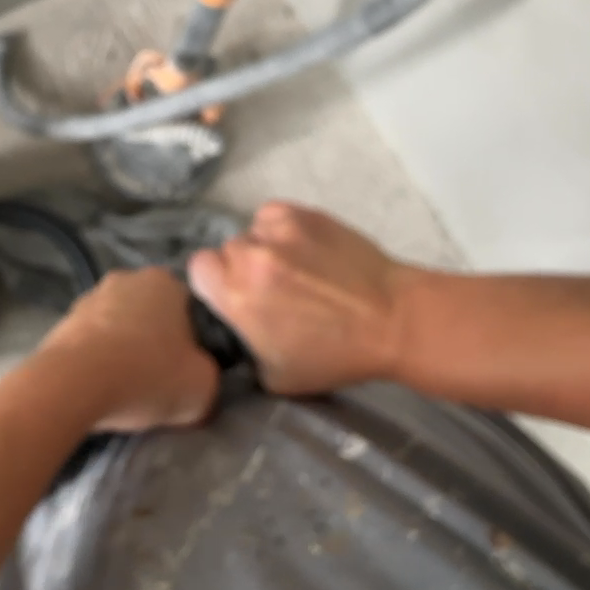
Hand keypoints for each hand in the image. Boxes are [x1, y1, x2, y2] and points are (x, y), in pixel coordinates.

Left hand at [36, 267, 219, 431]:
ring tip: (124, 389)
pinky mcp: (61, 321)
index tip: (189, 370)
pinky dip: (95, 361)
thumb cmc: (147, 374)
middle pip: (152, 315)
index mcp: (166, 281)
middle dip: (155, 342)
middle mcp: (126, 278)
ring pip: (118, 328)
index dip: (193, 342)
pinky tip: (98, 387)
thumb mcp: (203, 387)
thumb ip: (209, 376)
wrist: (73, 384)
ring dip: (122, 350)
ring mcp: (88, 297)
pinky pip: (89, 343)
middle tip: (159, 380)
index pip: (190, 310)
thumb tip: (200, 379)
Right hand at [188, 202, 417, 394]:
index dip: (213, 282)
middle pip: (226, 250)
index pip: (198, 269)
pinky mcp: (304, 214)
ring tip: (294, 268)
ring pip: (252, 232)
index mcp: (236, 296)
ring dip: (264, 247)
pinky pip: (275, 216)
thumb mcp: (274, 376)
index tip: (234, 294)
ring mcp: (279, 231)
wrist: (391, 319)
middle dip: (241, 267)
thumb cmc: (335, 355)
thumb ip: (242, 346)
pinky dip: (282, 230)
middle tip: (270, 287)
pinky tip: (303, 250)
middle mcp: (251, 257)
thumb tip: (234, 328)